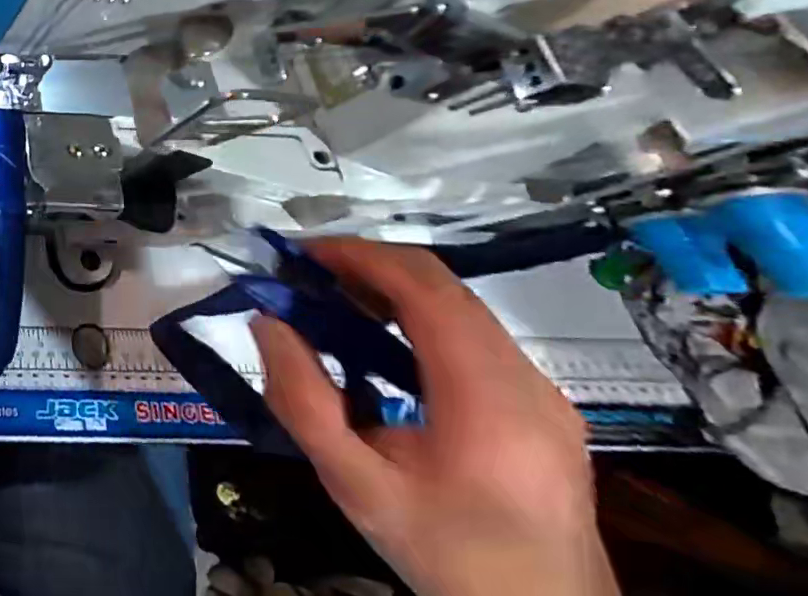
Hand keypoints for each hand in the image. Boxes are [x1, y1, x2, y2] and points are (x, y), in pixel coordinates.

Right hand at [250, 239, 617, 595]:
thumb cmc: (447, 553)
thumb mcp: (356, 487)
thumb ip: (303, 403)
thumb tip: (267, 322)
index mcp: (487, 397)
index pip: (423, 287)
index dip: (358, 255)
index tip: (300, 255)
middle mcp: (525, 379)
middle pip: (442, 284)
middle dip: (366, 264)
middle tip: (305, 275)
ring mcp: (540, 389)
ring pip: (458, 303)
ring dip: (390, 287)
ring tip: (331, 300)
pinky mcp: (540, 402)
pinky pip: (472, 332)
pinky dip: (416, 315)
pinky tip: (378, 341)